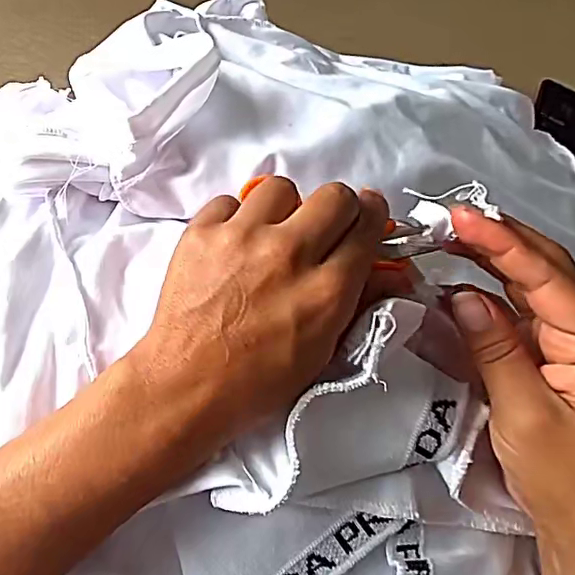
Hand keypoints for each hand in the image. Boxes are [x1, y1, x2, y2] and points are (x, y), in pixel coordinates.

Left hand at [125, 176, 389, 452]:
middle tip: (327, 224)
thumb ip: (359, 302)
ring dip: (285, 208)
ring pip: (282, 188)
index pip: (368, 226)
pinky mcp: (203, 233)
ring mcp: (243, 239)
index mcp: (326, 291)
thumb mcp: (322, 350)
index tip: (369, 212)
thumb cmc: (254, 380)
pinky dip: (236, 218)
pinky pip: (230, 200)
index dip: (374, 216)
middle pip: (335, 196)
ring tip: (274, 233)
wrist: (184, 386)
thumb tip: (390, 272)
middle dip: (339, 207)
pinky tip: (235, 243)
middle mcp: (288, 256)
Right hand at [444, 207, 574, 548]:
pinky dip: (488, 295)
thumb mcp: (527, 419)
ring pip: (529, 288)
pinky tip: (463, 283)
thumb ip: (495, 352)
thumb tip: (464, 298)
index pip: (546, 277)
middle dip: (499, 239)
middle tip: (454, 218)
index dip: (503, 242)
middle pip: (544, 270)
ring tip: (452, 237)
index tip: (465, 218)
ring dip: (492, 260)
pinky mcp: (548, 362)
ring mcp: (568, 349)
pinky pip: (517, 316)